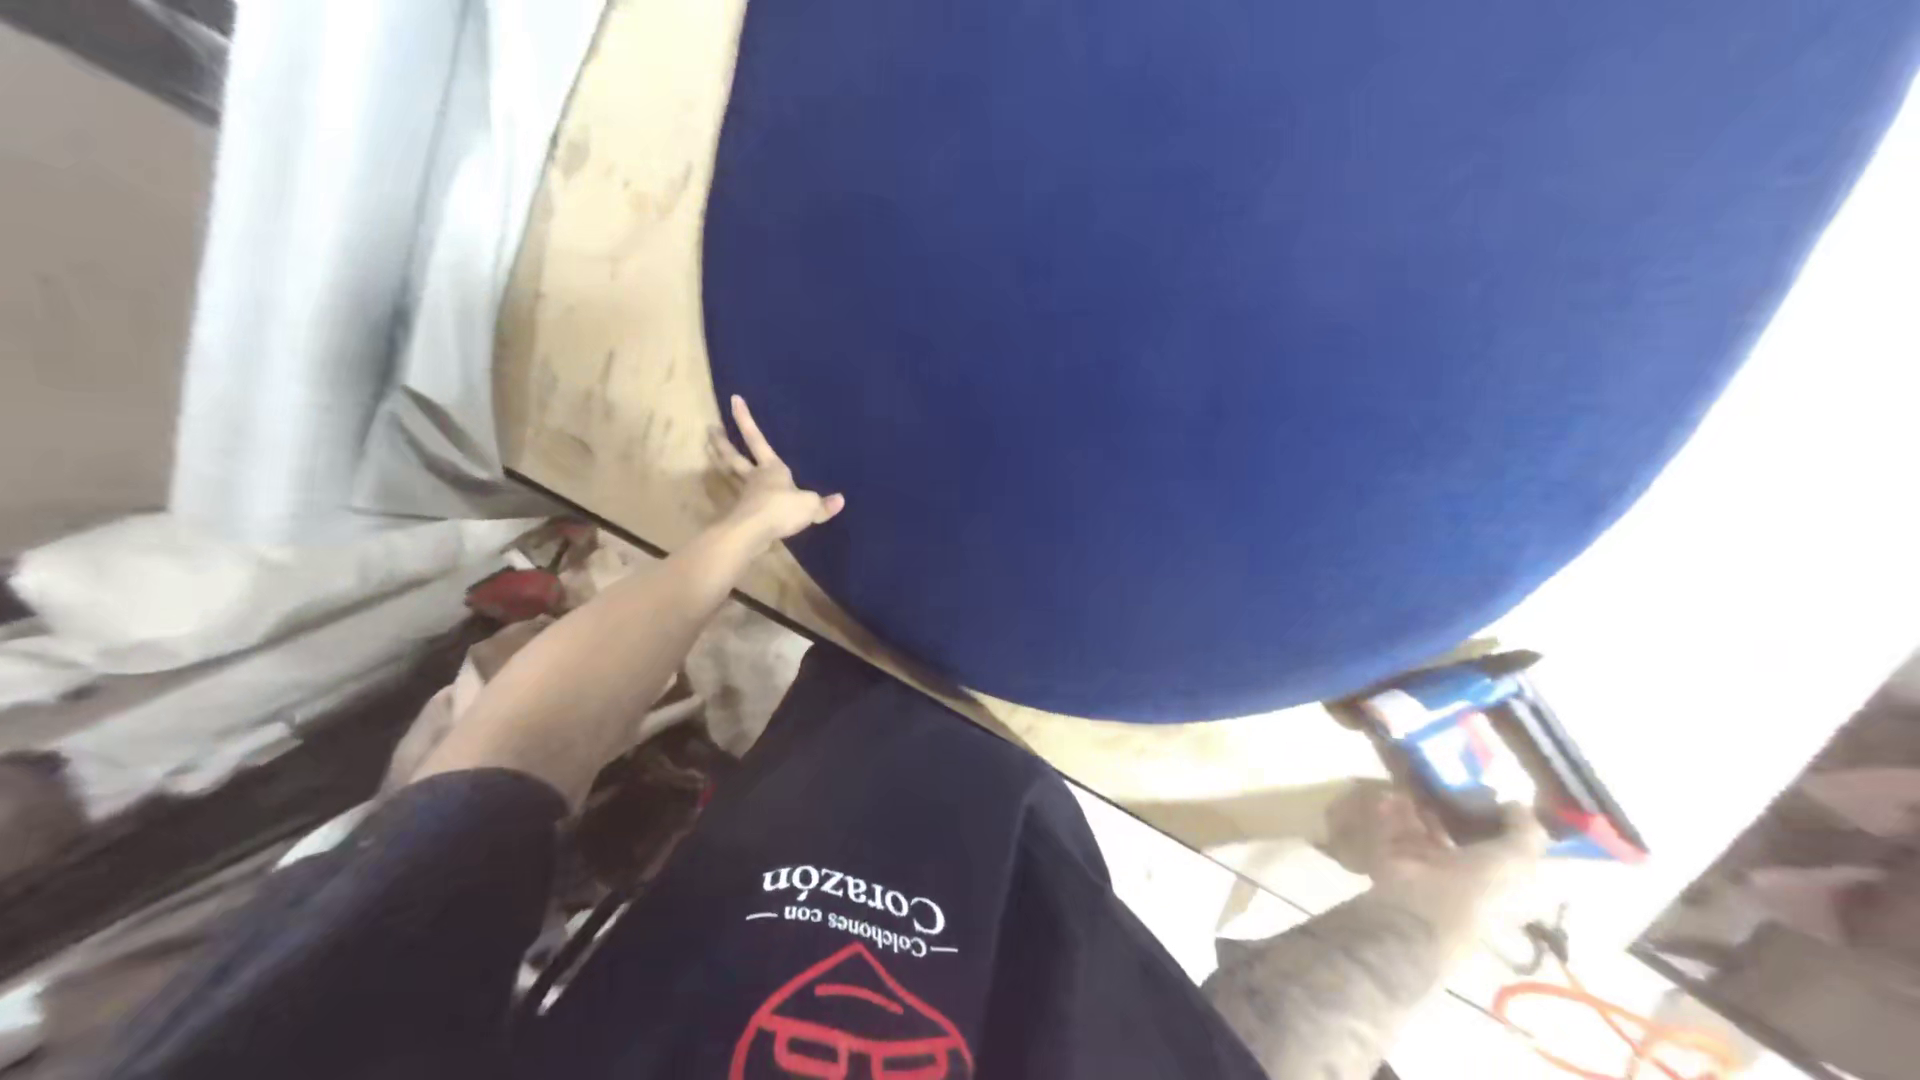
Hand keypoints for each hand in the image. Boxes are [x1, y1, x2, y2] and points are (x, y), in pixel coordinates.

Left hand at [706, 395, 844, 548]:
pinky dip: (729, 492)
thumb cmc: (781, 509)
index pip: (756, 439)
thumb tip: (840, 500)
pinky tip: (730, 494)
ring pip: (728, 474)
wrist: (752, 533)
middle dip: (722, 442)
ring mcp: (743, 495)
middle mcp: (754, 477)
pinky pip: (734, 498)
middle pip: (734, 456)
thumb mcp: (809, 506)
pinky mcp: (739, 514)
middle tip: (710, 429)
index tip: (734, 400)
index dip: (745, 419)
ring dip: (718, 461)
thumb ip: (823, 504)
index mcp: (771, 468)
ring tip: (709, 450)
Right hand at [1323, 782, 1546, 924]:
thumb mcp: (1521, 859)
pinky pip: (1398, 823)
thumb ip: (1526, 830)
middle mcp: (1469, 873)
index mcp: (1503, 880)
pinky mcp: (1398, 851)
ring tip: (1428, 778)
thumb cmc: (1484, 886)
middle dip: (1463, 809)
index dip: (1508, 824)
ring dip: (1428, 804)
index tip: (1503, 795)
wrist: (1425, 903)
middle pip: (1467, 835)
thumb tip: (1517, 803)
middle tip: (1461, 781)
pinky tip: (1401, 789)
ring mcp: (1431, 863)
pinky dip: (1397, 806)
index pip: (1510, 851)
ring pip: (1431, 827)